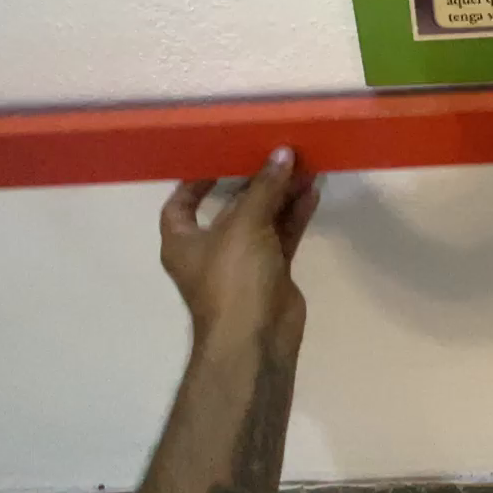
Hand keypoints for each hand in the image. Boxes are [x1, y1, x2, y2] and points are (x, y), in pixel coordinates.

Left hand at [160, 147, 320, 348]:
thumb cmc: (233, 278)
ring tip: (304, 168)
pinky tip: (312, 194)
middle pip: (231, 207)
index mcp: (184, 241)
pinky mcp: (271, 272)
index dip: (195, 181)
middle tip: (277, 156)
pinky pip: (282, 235)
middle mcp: (211, 250)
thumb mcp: (244, 225)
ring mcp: (243, 262)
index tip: (220, 157)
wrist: (255, 339)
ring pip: (263, 219)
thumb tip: (283, 153)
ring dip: (281, 196)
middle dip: (255, 182)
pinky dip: (295, 215)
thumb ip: (264, 187)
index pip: (180, 205)